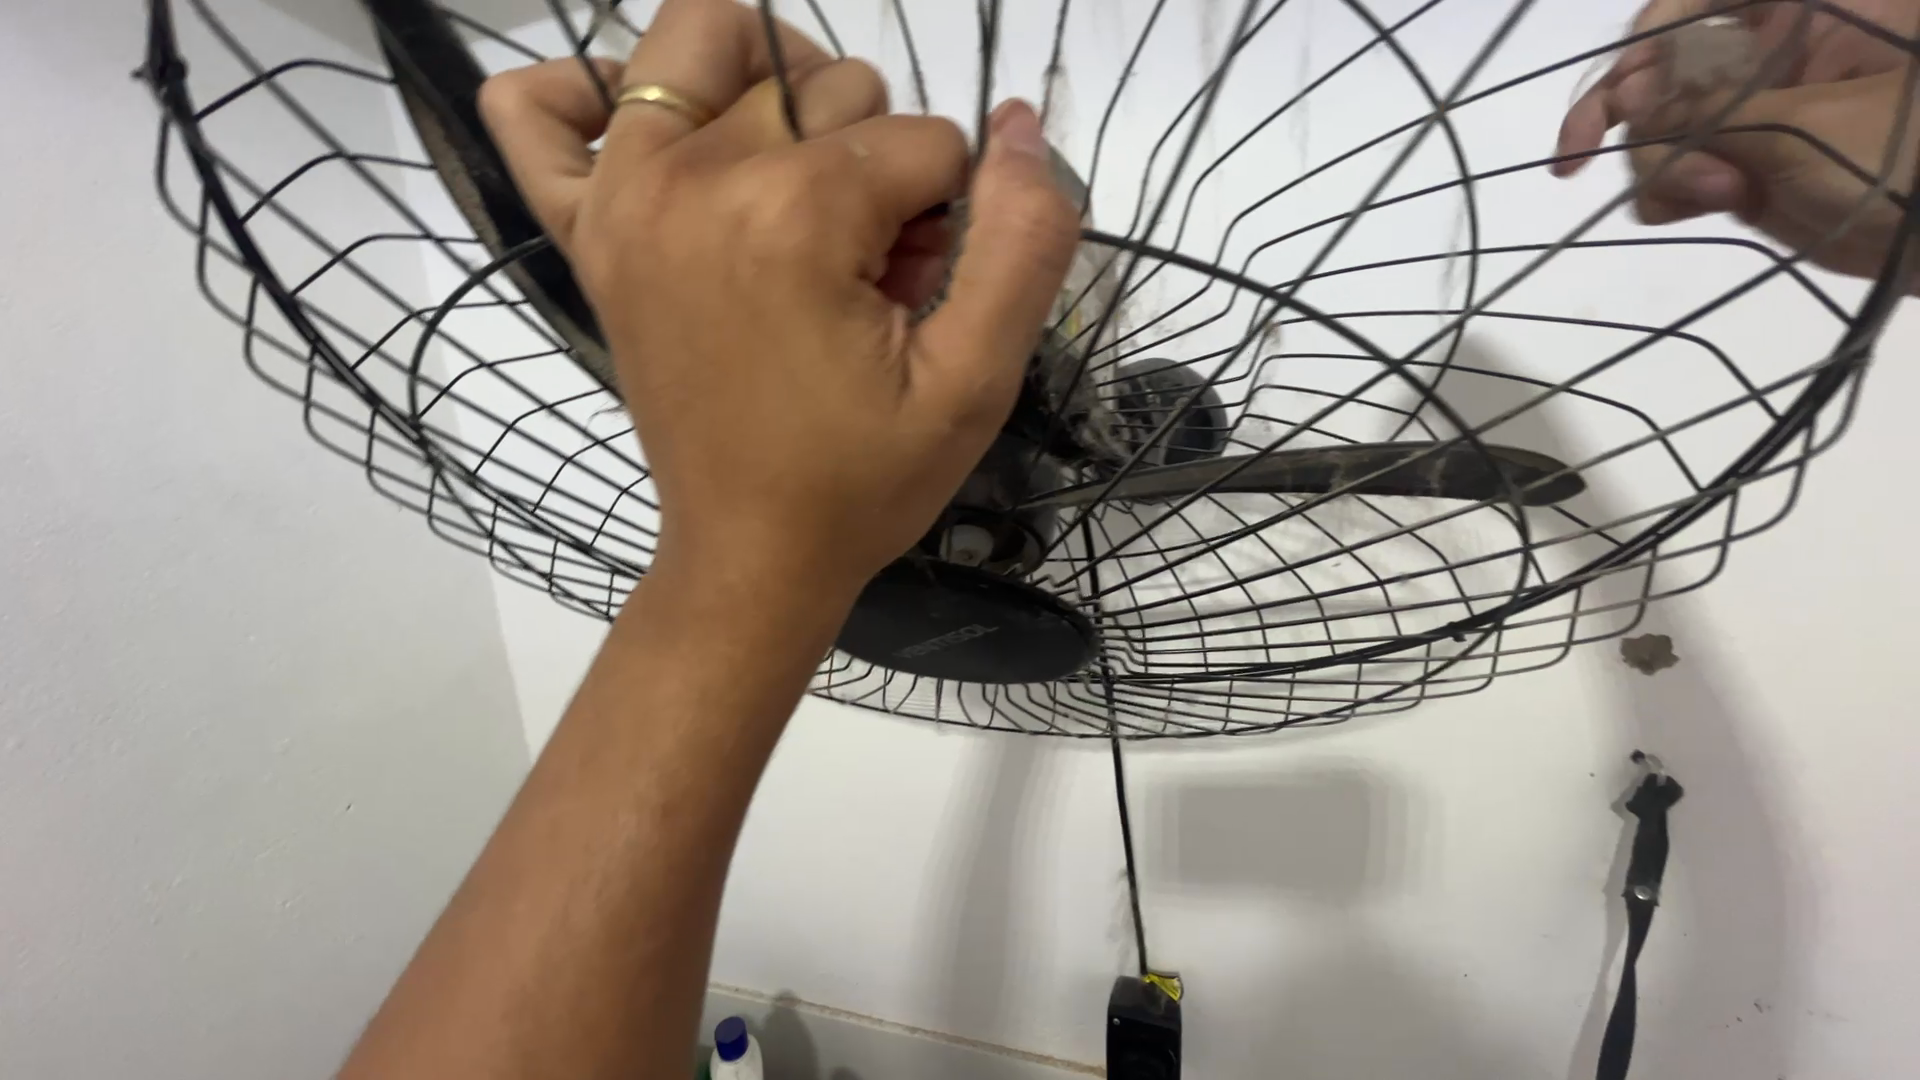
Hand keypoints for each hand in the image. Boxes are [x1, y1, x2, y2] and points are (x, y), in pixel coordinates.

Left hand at [478, 0, 1079, 602]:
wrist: (753, 557)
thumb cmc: (864, 484)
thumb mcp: (973, 386)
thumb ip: (1022, 247)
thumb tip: (1018, 127)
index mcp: (794, 219)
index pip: (923, 140)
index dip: (955, 214)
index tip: (925, 297)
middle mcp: (692, 180)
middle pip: (830, 87)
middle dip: (878, 171)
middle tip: (871, 281)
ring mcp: (621, 202)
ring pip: (705, 45)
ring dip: (776, 92)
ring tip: (803, 192)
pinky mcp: (588, 237)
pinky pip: (540, 114)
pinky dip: (590, 99)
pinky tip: (658, 147)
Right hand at [1553, 0, 1919, 281]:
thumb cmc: (1903, 157)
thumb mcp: (1800, 124)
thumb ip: (1709, 110)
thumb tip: (1631, 102)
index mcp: (1812, 13)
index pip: (1706, 0)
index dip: (1653, 30)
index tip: (1617, 88)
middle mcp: (1770, 55)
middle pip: (1658, 72)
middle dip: (1627, 122)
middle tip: (1574, 162)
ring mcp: (1748, 115)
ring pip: (1655, 132)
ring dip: (1663, 171)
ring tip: (1721, 196)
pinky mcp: (1733, 165)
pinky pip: (1668, 175)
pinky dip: (1669, 197)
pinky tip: (1707, 209)